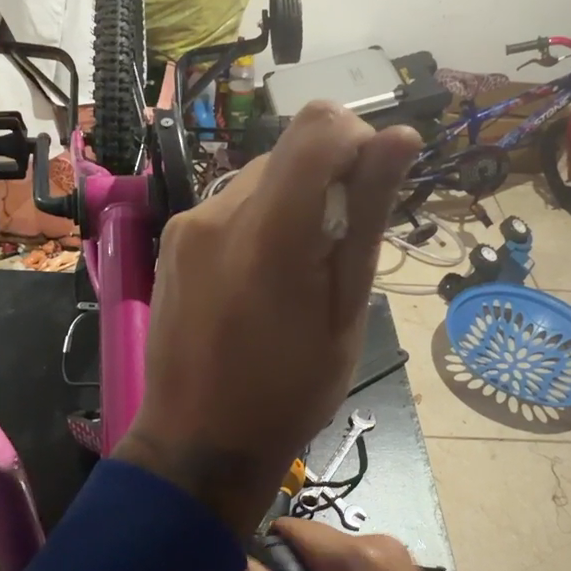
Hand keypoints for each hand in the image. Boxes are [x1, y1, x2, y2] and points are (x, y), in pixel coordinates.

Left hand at [113, 103, 420, 534]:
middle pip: (289, 153)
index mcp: (269, 231)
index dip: (358, 140)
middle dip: (327, 182)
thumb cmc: (287, 393)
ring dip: (293, 204)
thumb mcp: (345, 312)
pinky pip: (229, 208)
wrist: (197, 444)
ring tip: (298, 276)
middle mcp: (217, 211)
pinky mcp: (171, 242)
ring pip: (259, 180)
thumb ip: (367, 219)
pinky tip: (261, 281)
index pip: (318, 126)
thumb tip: (399, 138)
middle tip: (337, 254)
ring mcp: (186, 225)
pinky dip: (260, 223)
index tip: (372, 189)